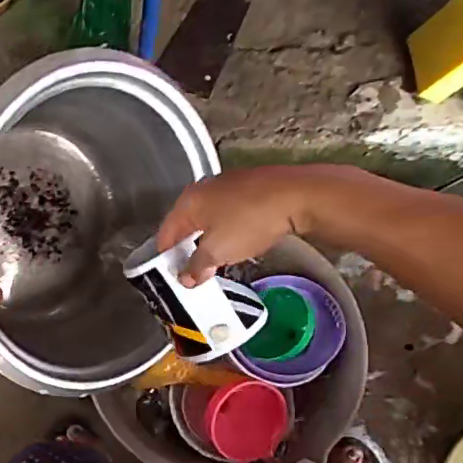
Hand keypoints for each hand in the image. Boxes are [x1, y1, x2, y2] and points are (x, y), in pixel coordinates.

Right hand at [154, 167, 328, 284]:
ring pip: (211, 219)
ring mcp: (229, 186)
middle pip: (188, 225)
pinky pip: (232, 213)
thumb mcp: (217, 252)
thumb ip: (196, 266)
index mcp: (189, 201)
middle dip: (190, 250)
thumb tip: (187, 276)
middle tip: (197, 272)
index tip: (172, 273)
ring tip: (221, 261)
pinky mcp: (251, 188)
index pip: (166, 232)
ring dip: (212, 241)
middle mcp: (205, 189)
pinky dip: (231, 230)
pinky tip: (241, 243)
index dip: (166, 256)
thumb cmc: (253, 218)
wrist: (296, 197)